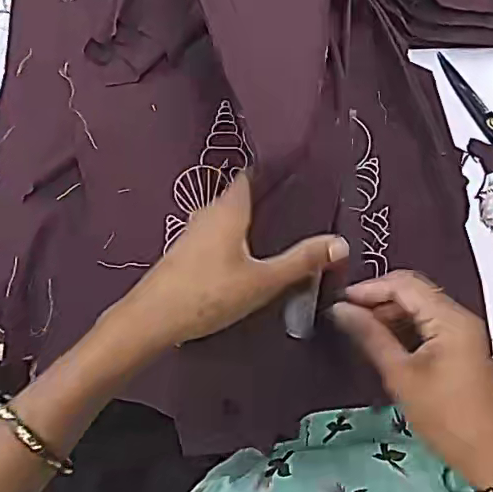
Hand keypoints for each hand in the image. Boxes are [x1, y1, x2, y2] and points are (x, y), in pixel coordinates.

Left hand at [106, 171, 347, 351]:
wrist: (151, 320)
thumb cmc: (209, 293)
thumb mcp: (262, 280)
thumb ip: (301, 261)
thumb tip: (341, 242)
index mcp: (227, 209)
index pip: (251, 175)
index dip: (274, 171)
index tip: (300, 173)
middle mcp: (208, 213)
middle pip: (241, 197)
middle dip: (268, 200)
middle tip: (301, 207)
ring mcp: (193, 234)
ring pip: (229, 219)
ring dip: (251, 222)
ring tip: (283, 231)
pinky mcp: (185, 254)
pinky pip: (218, 236)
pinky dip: (237, 239)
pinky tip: (250, 256)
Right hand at [329, 271, 492, 490]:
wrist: (483, 453)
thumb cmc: (444, 416)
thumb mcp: (400, 374)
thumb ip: (370, 335)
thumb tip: (340, 310)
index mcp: (450, 319)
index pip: (404, 285)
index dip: (369, 288)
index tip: (339, 301)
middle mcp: (459, 316)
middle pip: (412, 290)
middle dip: (377, 299)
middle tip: (346, 315)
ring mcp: (461, 329)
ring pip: (418, 305)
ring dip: (388, 312)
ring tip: (359, 328)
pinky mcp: (458, 343)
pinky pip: (426, 322)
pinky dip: (402, 325)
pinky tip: (381, 339)